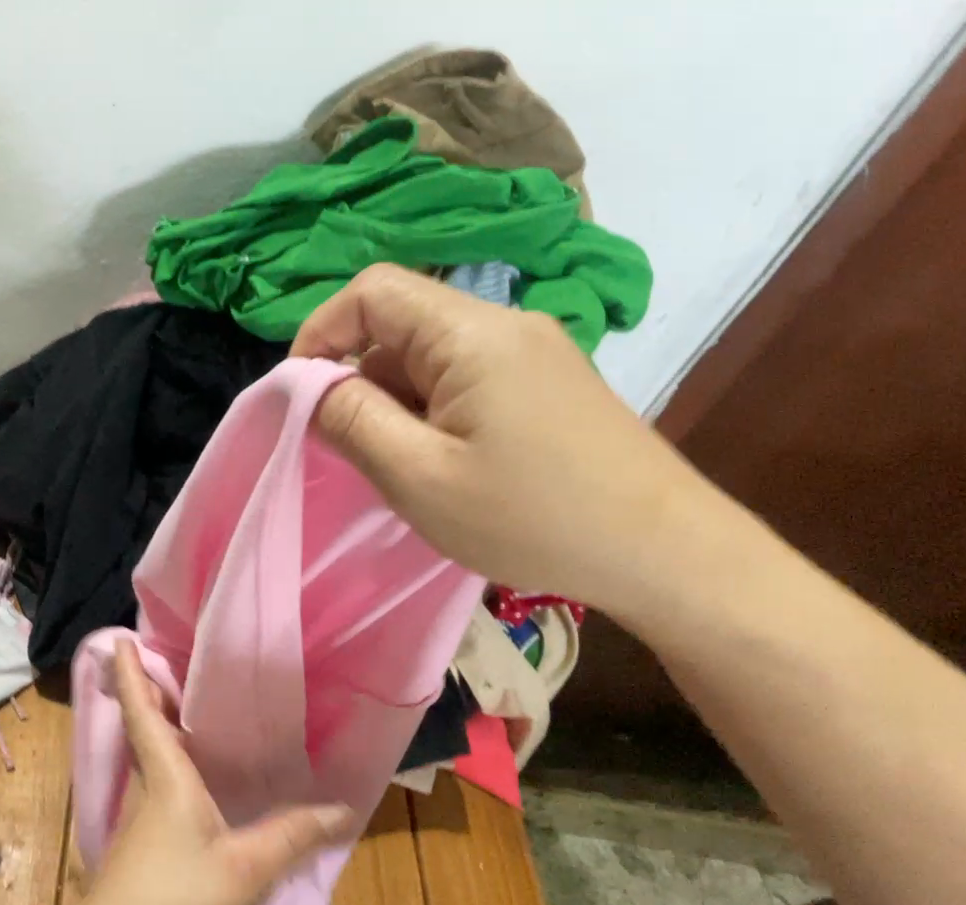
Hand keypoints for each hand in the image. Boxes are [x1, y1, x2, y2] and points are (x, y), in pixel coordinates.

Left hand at [71, 643, 362, 904]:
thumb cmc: (176, 896)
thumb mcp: (246, 869)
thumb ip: (291, 836)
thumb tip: (340, 807)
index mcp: (166, 775)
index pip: (142, 710)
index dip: (129, 673)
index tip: (119, 638)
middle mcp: (148, 784)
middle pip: (143, 726)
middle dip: (147, 689)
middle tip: (165, 657)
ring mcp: (141, 814)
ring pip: (148, 753)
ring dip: (157, 722)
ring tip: (184, 701)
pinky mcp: (143, 839)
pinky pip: (156, 779)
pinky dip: (167, 757)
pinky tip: (193, 773)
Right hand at [292, 264, 714, 611]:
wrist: (665, 554)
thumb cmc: (532, 517)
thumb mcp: (419, 476)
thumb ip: (352, 420)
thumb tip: (308, 387)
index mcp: (472, 333)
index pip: (372, 290)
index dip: (320, 331)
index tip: (300, 396)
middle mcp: (504, 326)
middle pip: (401, 323)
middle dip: (356, 376)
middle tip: (347, 448)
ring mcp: (531, 355)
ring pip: (429, 356)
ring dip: (392, 401)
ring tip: (397, 468)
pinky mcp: (545, 386)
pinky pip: (463, 380)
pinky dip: (428, 412)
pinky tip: (438, 466)